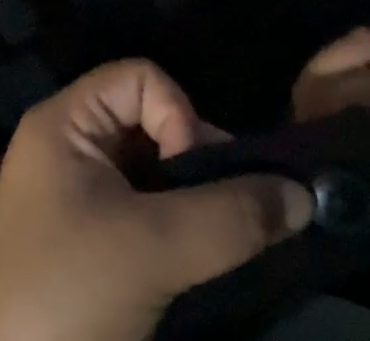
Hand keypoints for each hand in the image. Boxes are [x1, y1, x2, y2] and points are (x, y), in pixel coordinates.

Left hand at [0, 59, 314, 340]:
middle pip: (152, 121)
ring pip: (156, 171)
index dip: (178, 115)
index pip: (141, 78)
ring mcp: (78, 194)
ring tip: (222, 240)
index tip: (193, 176)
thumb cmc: (71, 291)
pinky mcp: (91, 238)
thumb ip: (234, 214)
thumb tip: (304, 194)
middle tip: (227, 214)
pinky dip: (181, 227)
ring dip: (196, 201)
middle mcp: (69, 146)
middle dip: (197, 162)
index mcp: (65, 123)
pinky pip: (148, 209)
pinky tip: (204, 258)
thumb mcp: (155, 247)